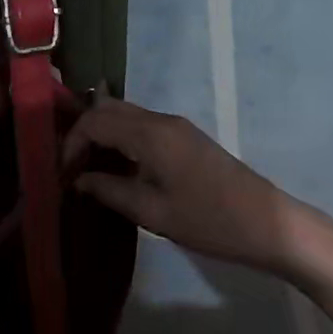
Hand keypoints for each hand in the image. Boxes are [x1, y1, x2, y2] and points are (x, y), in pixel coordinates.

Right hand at [63, 97, 312, 276]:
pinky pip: (143, 126)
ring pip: (127, 115)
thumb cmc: (209, 221)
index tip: (62, 174)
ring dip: (103, 134)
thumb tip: (79, 180)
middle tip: (72, 166)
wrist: (269, 225)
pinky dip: (122, 139)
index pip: (95, 121)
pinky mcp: (187, 137)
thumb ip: (111, 191)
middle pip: (109, 108)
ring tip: (90, 168)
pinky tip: (119, 167)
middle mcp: (162, 121)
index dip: (72, 143)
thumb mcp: (153, 213)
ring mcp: (178, 126)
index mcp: (151, 135)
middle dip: (84, 132)